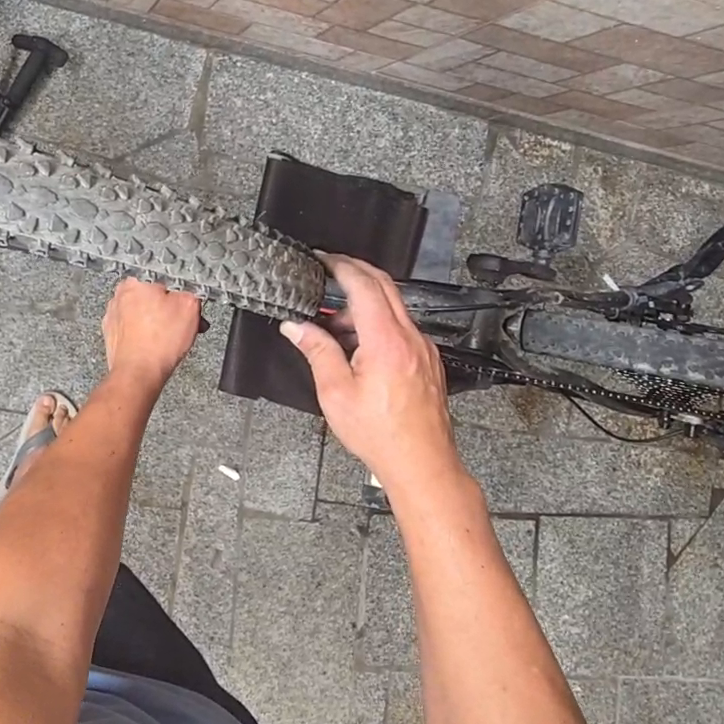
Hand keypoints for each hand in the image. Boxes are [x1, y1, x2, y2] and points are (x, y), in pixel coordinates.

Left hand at [102, 278, 201, 387]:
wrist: (138, 374)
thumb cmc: (159, 343)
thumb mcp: (190, 307)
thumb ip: (190, 292)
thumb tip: (189, 293)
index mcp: (135, 282)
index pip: (164, 280)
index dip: (180, 295)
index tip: (187, 306)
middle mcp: (120, 296)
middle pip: (153, 298)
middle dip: (171, 311)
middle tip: (184, 324)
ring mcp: (114, 317)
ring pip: (144, 315)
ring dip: (159, 324)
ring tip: (171, 339)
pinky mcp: (113, 336)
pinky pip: (135, 331)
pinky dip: (146, 337)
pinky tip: (157, 346)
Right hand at [280, 254, 462, 496]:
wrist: (422, 463)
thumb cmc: (381, 435)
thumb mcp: (335, 392)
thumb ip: (316, 351)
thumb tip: (296, 327)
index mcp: (386, 342)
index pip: (364, 285)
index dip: (341, 266)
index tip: (323, 259)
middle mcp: (410, 338)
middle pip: (385, 285)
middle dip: (355, 271)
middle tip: (329, 270)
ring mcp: (423, 348)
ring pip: (393, 306)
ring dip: (363, 302)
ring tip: (335, 325)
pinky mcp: (427, 360)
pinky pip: (402, 326)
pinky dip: (377, 322)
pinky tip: (358, 345)